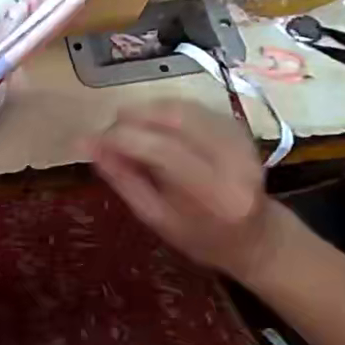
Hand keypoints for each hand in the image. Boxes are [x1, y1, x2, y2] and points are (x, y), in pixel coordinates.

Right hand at [90, 100, 298, 283]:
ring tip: (127, 124)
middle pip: (176, 118)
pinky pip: (197, 107)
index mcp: (212, 194)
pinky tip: (154, 123)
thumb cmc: (200, 237)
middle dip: (135, 115)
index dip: (122, 137)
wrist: (255, 236)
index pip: (162, 150)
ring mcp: (241, 141)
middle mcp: (232, 161)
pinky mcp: (240, 128)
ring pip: (185, 107)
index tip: (94, 139)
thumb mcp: (156, 218)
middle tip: (109, 127)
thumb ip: (123, 179)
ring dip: (149, 109)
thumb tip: (88, 145)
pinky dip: (168, 109)